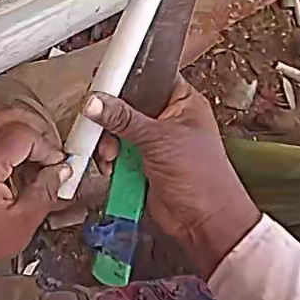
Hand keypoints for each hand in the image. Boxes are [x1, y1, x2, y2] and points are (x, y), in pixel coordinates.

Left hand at [0, 109, 68, 289]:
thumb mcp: (20, 224)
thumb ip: (44, 192)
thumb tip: (60, 172)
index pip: (23, 134)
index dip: (46, 147)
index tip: (58, 166)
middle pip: (6, 117)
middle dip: (33, 131)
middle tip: (49, 156)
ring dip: (14, 135)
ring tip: (31, 164)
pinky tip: (10, 171)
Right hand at [84, 79, 261, 276]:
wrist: (204, 222)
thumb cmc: (202, 177)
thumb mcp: (160, 140)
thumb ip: (124, 118)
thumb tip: (95, 101)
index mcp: (181, 102)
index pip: (148, 77)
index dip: (125, 77)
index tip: (102, 82)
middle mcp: (165, 118)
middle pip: (125, 104)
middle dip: (110, 119)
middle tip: (104, 128)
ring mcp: (151, 140)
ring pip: (115, 129)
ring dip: (108, 143)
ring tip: (112, 155)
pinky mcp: (139, 161)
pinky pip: (114, 151)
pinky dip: (109, 159)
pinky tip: (112, 167)